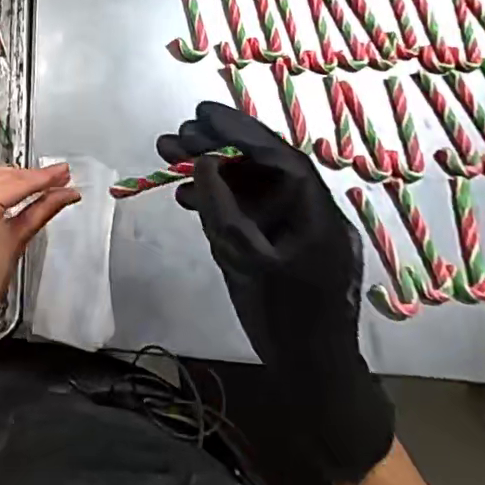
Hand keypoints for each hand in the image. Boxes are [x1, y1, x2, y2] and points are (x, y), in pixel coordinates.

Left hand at [0, 164, 78, 317]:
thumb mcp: (15, 242)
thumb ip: (41, 211)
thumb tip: (68, 193)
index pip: (17, 183)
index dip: (44, 177)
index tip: (67, 171)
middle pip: (5, 176)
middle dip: (33, 176)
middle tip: (62, 176)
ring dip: (19, 178)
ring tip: (46, 181)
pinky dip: (2, 183)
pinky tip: (20, 187)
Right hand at [157, 102, 393, 482]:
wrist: (313, 373)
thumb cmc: (285, 318)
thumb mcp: (247, 260)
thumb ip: (222, 207)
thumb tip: (205, 160)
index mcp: (315, 210)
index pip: (276, 155)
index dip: (238, 129)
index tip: (201, 111)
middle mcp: (308, 210)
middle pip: (260, 166)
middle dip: (216, 147)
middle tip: (175, 135)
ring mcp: (294, 227)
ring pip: (250, 186)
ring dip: (211, 172)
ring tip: (169, 158)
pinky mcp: (280, 243)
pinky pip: (248, 211)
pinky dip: (218, 201)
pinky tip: (187, 198)